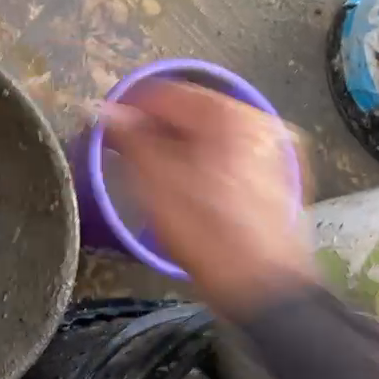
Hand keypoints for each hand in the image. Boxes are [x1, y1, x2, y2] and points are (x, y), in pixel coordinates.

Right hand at [102, 82, 314, 314]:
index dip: (127, 108)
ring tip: (150, 172)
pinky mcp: (277, 175)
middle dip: (153, 127)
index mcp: (230, 115)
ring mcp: (273, 149)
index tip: (103, 130)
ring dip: (175, 144)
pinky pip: (226, 154)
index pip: (164, 93)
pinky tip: (184, 186)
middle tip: (123, 153)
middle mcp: (259, 121)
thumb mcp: (153, 180)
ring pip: (208, 134)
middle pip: (189, 111)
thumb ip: (127, 136)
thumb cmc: (203, 230)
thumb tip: (102, 110)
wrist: (261, 285)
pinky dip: (200, 160)